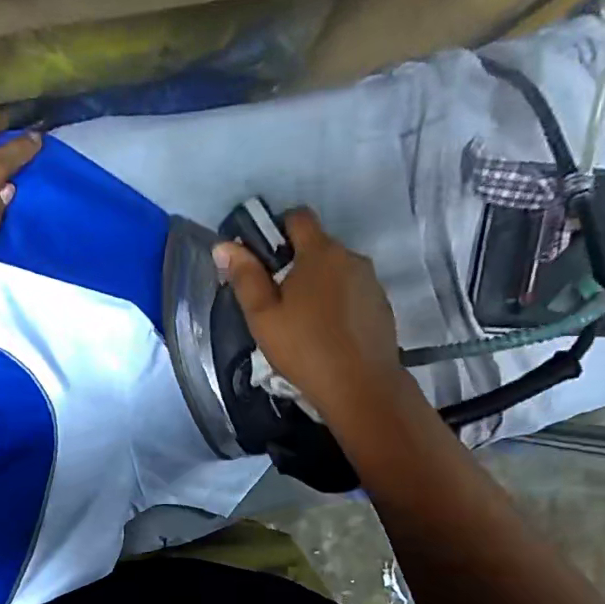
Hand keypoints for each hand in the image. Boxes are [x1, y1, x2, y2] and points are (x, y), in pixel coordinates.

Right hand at [215, 207, 408, 422]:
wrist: (361, 387)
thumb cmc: (304, 348)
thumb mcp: (263, 316)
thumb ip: (245, 277)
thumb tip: (223, 245)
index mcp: (319, 252)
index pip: (298, 216)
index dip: (277, 229)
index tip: (263, 259)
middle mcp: (350, 257)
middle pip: (317, 246)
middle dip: (295, 264)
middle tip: (276, 302)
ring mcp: (370, 280)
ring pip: (335, 271)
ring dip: (317, 285)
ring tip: (302, 323)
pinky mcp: (381, 305)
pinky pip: (351, 292)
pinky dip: (336, 304)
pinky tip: (326, 334)